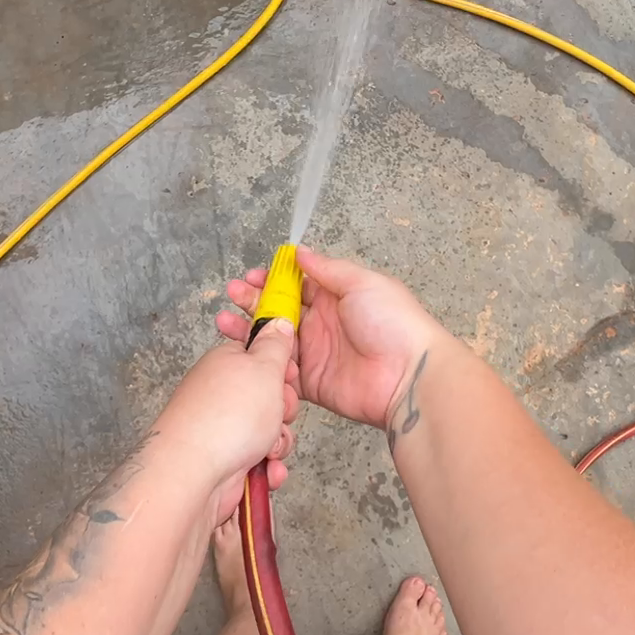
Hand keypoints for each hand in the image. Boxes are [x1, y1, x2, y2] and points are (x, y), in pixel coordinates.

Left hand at [153, 320, 299, 522]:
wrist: (193, 473)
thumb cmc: (227, 417)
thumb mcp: (264, 368)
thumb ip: (276, 344)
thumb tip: (278, 322)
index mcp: (228, 362)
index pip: (262, 355)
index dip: (282, 367)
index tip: (289, 376)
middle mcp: (223, 392)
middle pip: (270, 396)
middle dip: (284, 410)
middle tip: (280, 413)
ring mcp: (223, 427)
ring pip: (269, 430)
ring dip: (278, 442)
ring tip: (269, 450)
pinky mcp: (225, 458)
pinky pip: (258, 458)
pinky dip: (267, 467)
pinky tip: (267, 472)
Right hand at [216, 248, 450, 431]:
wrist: (408, 376)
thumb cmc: (393, 323)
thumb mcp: (361, 283)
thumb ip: (327, 269)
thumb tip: (300, 251)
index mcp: (336, 296)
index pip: (296, 284)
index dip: (272, 279)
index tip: (252, 276)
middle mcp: (323, 323)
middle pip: (279, 310)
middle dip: (253, 301)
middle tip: (234, 294)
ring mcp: (315, 353)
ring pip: (274, 340)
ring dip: (249, 330)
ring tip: (226, 321)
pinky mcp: (311, 382)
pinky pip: (281, 372)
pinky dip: (263, 363)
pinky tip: (246, 353)